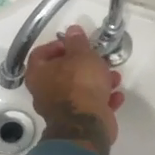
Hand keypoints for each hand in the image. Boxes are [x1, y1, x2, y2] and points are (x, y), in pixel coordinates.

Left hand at [26, 25, 124, 154]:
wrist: (86, 125)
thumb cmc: (80, 85)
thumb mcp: (81, 55)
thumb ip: (77, 42)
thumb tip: (72, 30)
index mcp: (38, 74)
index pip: (40, 54)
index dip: (57, 45)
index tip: (75, 43)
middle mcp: (45, 91)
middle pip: (62, 72)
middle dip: (84, 65)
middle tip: (99, 59)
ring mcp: (61, 109)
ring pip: (79, 89)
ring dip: (97, 82)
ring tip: (114, 77)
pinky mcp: (77, 121)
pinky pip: (90, 106)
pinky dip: (103, 99)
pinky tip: (116, 95)